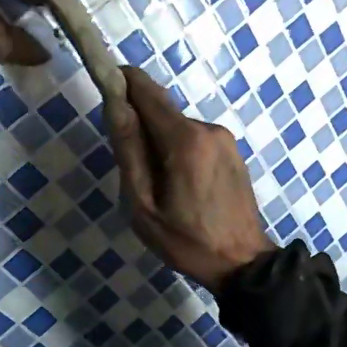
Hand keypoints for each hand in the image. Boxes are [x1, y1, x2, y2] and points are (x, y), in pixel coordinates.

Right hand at [107, 67, 273, 290]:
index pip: (146, 92)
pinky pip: (195, 139)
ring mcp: (224, 138)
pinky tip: (180, 186)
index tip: (103, 82)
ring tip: (158, 188)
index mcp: (185, 140)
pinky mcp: (232, 150)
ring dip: (159, 143)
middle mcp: (207, 128)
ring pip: (177, 127)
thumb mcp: (143, 205)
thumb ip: (128, 152)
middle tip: (130, 167)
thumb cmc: (186, 241)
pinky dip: (178, 151)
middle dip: (139, 126)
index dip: (122, 82)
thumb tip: (114, 105)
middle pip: (161, 111)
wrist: (242, 263)